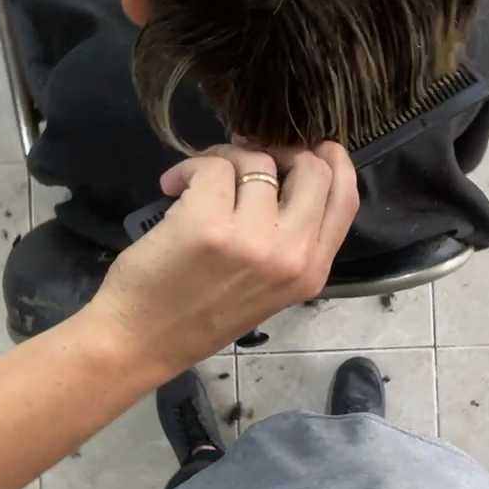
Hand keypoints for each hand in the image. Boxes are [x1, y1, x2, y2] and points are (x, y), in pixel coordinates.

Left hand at [79, 141, 359, 374]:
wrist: (143, 341)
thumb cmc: (199, 316)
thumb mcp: (267, 289)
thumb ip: (290, 241)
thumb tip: (285, 176)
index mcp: (310, 273)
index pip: (345, 200)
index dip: (334, 162)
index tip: (310, 147)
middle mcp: (290, 256)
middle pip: (312, 170)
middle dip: (279, 152)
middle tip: (244, 161)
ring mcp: (251, 240)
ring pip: (257, 162)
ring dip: (224, 159)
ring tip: (195, 182)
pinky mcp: (208, 225)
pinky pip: (214, 166)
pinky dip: (190, 167)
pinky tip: (172, 187)